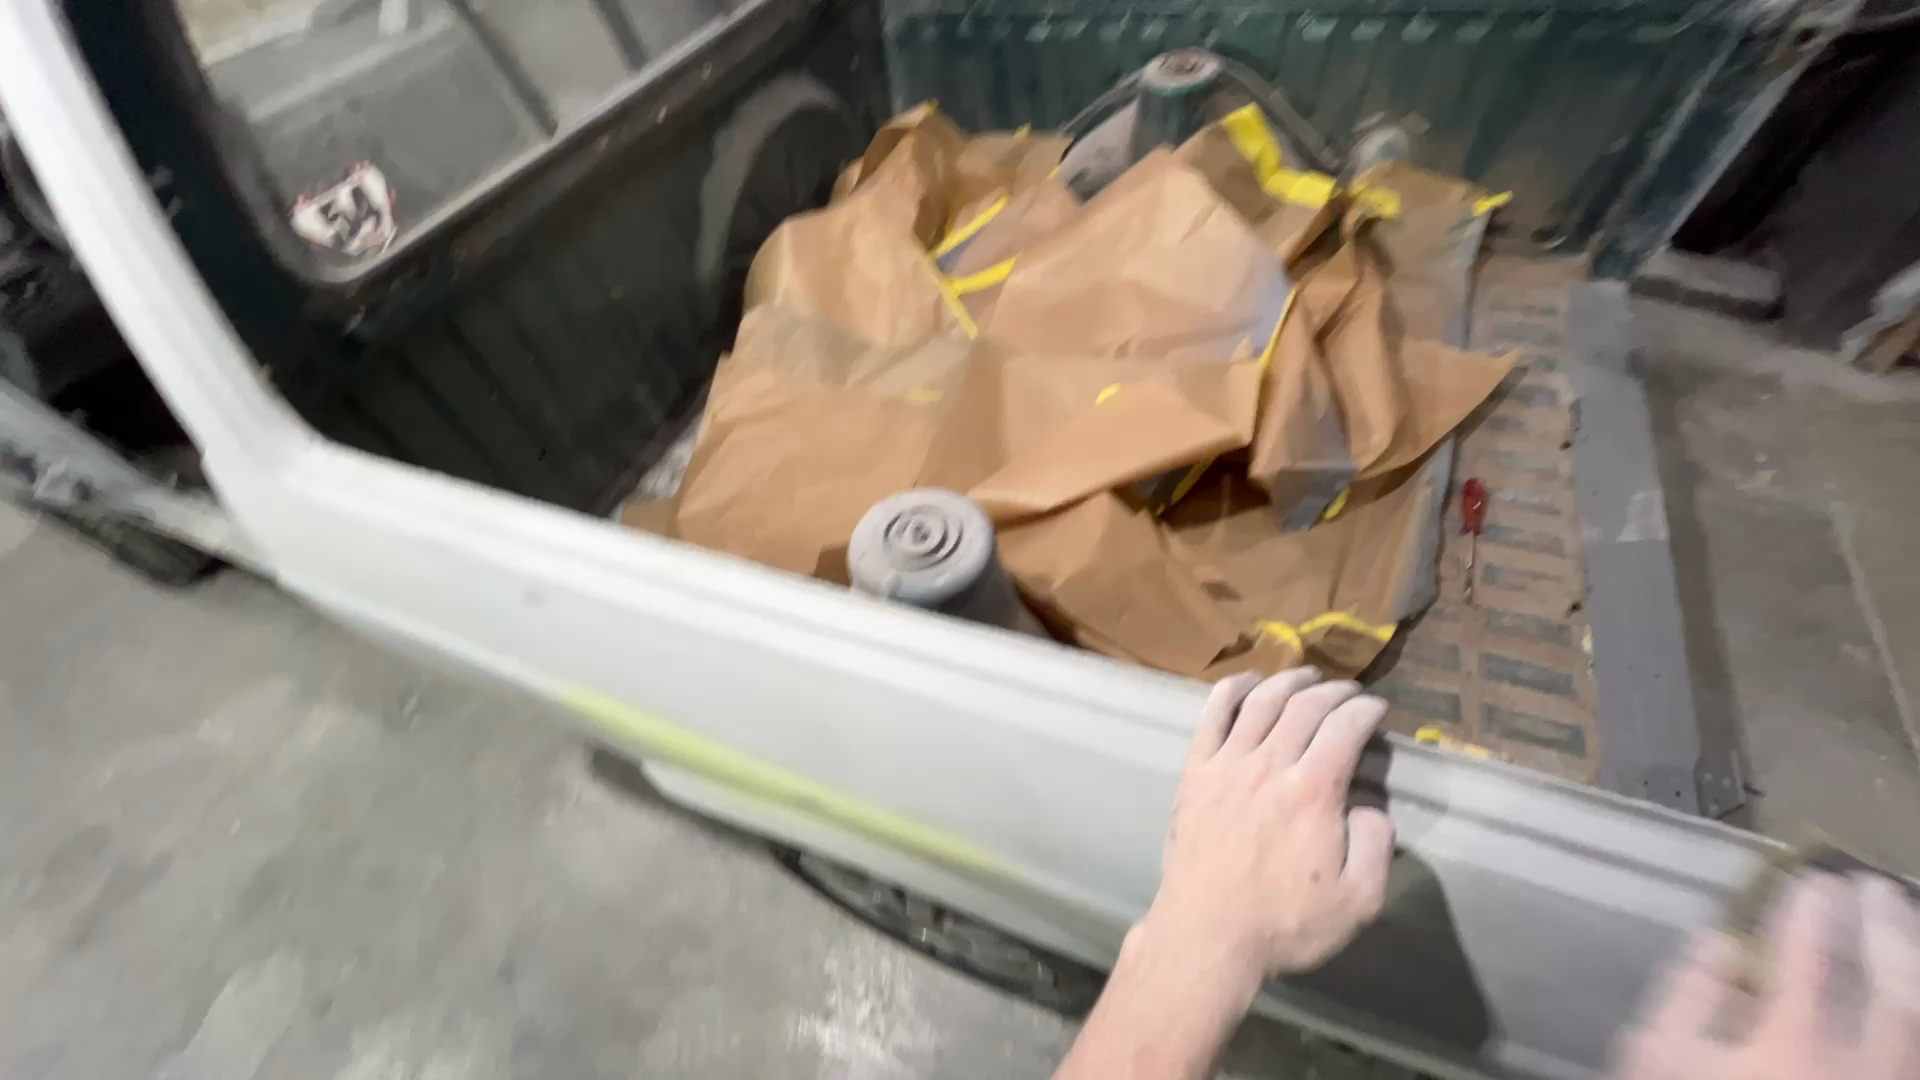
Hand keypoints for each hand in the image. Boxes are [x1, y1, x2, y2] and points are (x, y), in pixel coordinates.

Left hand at [1136, 668, 1394, 1002]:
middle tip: (1348, 691)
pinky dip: (1232, 689)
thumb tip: (1369, 803)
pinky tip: (1248, 681)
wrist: (1208, 929)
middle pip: (1305, 707)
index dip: (1365, 710)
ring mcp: (1227, 763)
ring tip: (1306, 675)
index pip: (1344, 728)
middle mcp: (1269, 765)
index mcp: (1313, 792)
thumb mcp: (1358, 900)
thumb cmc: (1285, 921)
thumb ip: (1376, 844)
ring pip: (1260, 702)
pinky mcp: (1196, 770)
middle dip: (1333, 691)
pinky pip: (1212, 715)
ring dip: (1287, 681)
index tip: (1377, 708)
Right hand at [1614, 872, 1919, 1079]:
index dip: (1813, 917)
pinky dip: (1913, 1016)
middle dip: (1886, 934)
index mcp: (1793, 1052)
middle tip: (1874, 885)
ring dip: (1912, 970)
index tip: (1814, 878)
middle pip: (1897, 997)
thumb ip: (1691, 993)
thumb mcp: (1655, 1050)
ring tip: (1903, 926)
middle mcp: (1861, 1075)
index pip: (1812, 967)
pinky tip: (1904, 991)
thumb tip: (1727, 942)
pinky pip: (1917, 1055)